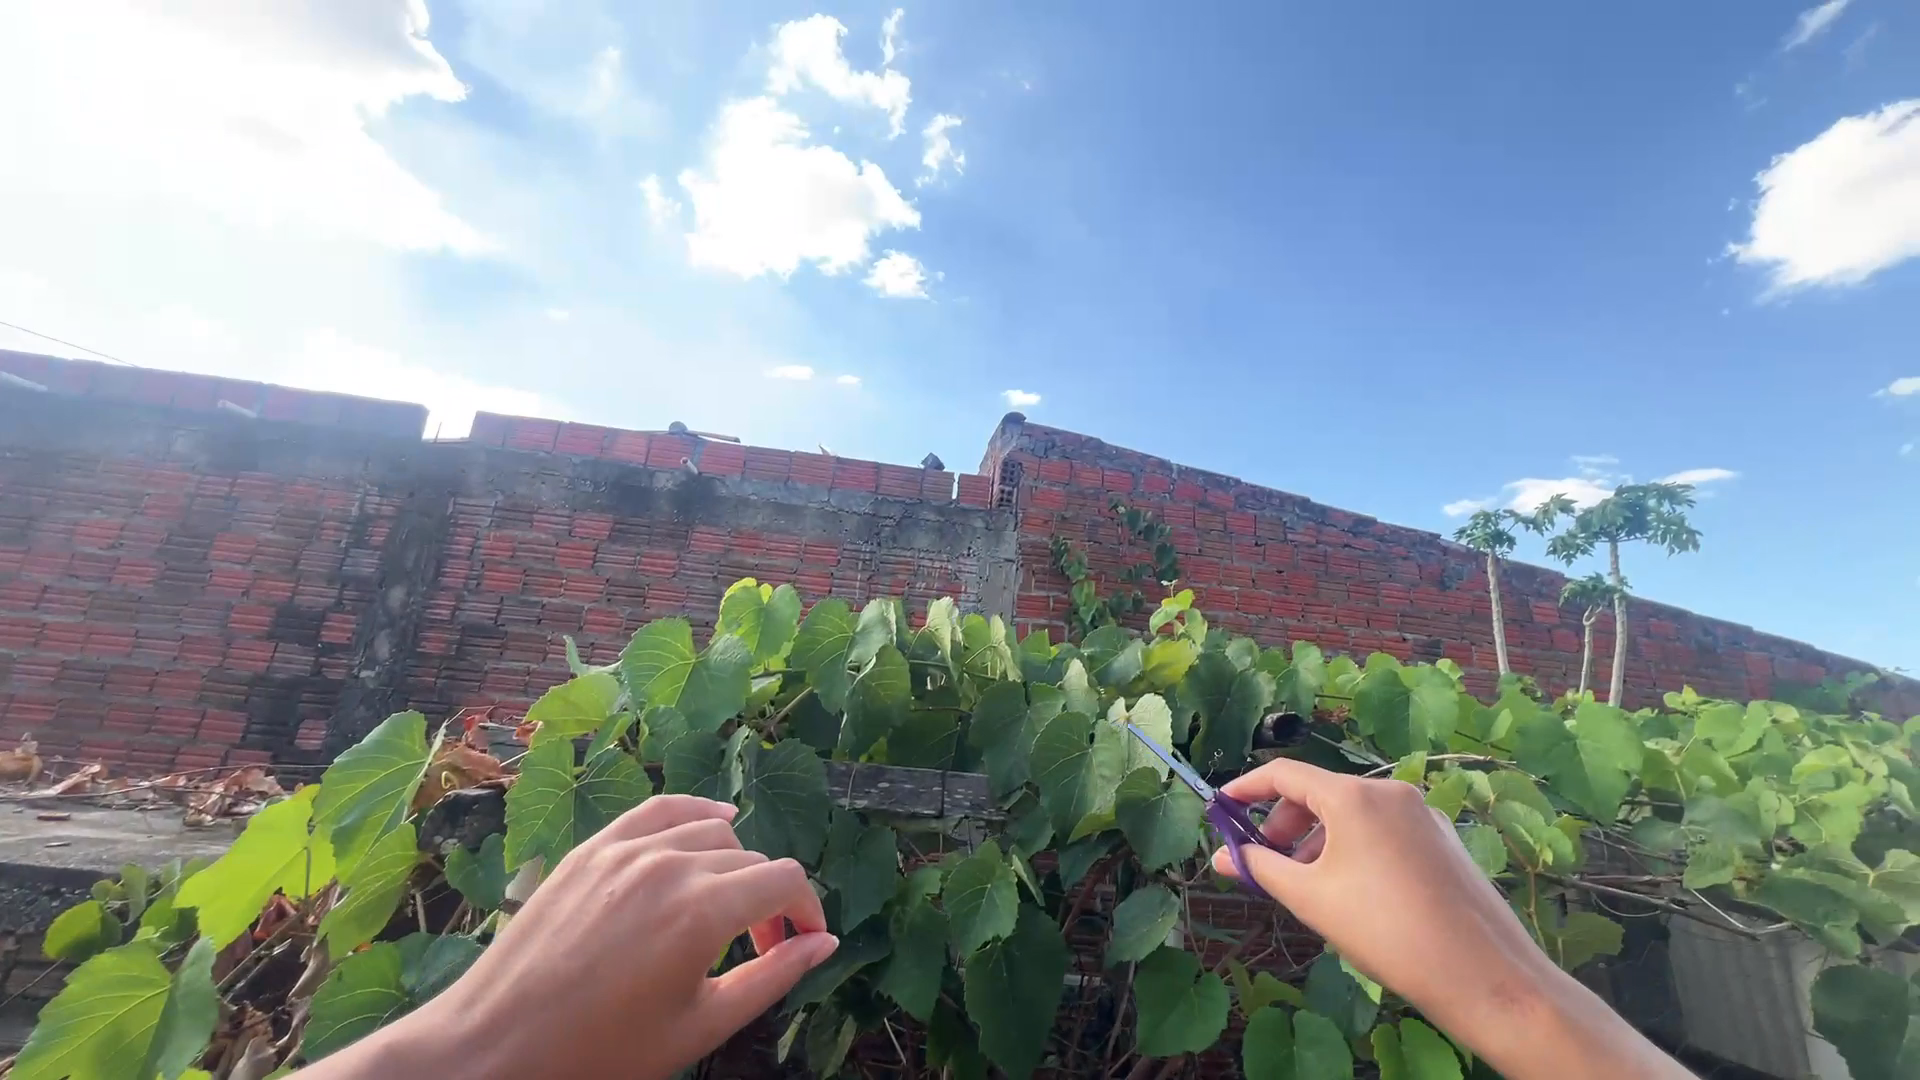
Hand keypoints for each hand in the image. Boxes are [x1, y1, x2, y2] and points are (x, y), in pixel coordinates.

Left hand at [303, 795, 836, 1079]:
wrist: (489, 1053)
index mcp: (704, 911)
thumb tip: (826, 943)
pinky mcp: (597, 844)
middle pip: (752, 862)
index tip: (802, 941)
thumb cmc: (601, 1056)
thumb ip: (773, 977)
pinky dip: (697, 812)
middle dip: (769, 902)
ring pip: (715, 835)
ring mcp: (631, 848)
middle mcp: (674, 864)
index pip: (786, 881)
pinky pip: (664, 809)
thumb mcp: (699, 1028)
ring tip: (721, 910)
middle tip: (757, 947)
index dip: (806, 909)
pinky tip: (714, 822)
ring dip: (734, 868)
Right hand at [1212, 759, 1690, 1079]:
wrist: (1492, 982)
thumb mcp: (1310, 898)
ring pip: (1351, 813)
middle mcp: (1389, 792)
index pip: (1283, 774)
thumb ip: (1259, 867)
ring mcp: (1422, 813)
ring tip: (1307, 882)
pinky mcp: (1443, 839)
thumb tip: (1219, 855)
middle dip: (1282, 823)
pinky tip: (1352, 889)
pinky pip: (1381, 828)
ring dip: (1316, 838)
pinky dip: (1352, 846)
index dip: (1245, 788)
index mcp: (1353, 796)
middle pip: (1318, 793)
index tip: (1220, 809)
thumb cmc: (1387, 932)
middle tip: (1265, 860)